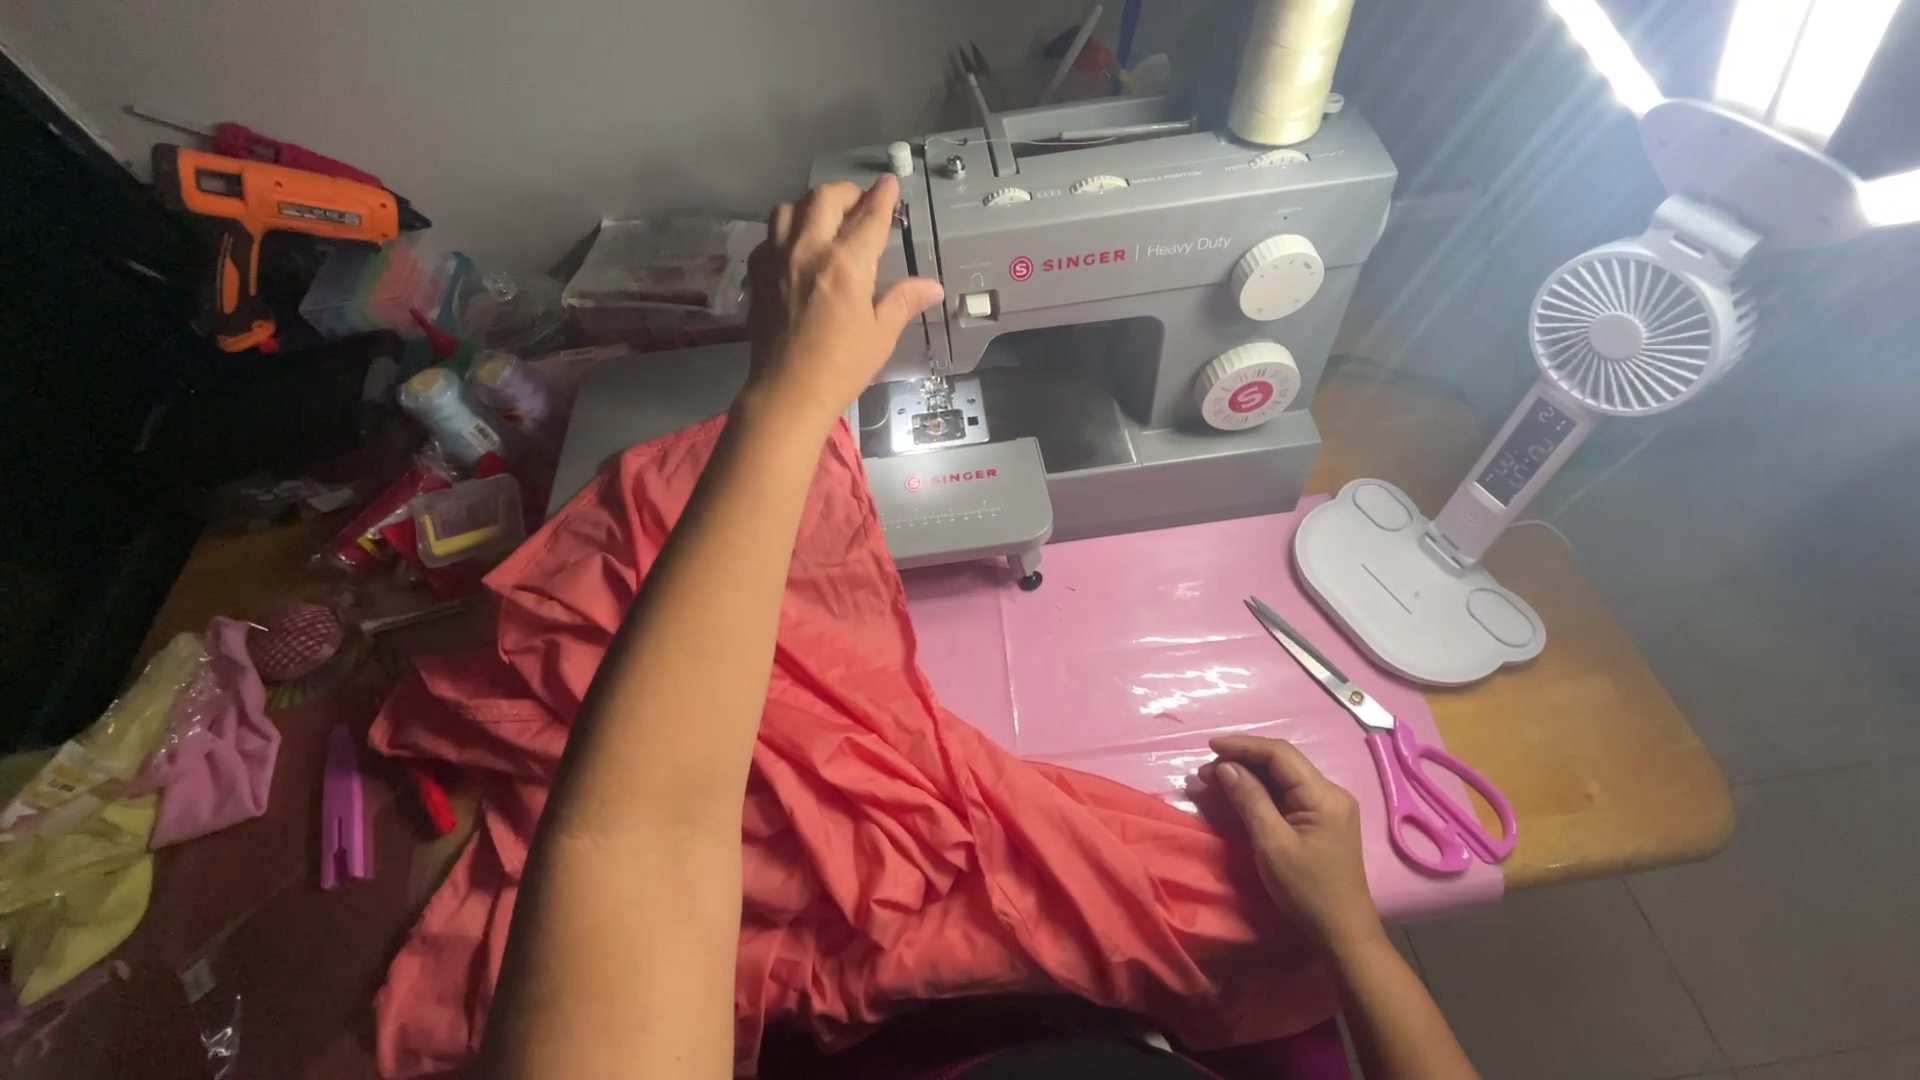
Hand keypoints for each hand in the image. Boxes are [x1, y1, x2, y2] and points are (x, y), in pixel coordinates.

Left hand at [742, 175, 943, 426]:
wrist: (788, 392)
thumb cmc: (841, 367)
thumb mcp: (880, 336)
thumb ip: (902, 301)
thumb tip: (931, 286)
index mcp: (846, 264)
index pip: (869, 217)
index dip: (883, 198)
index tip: (890, 183)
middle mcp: (808, 250)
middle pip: (825, 199)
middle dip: (846, 194)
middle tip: (859, 204)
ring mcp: (777, 260)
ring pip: (788, 209)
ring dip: (810, 206)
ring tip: (824, 219)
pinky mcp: (757, 275)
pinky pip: (768, 237)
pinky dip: (784, 232)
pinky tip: (795, 248)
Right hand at [1201, 734, 1384, 955]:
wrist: (1341, 931)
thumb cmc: (1307, 890)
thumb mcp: (1272, 844)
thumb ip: (1250, 799)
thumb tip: (1225, 766)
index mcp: (1324, 796)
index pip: (1280, 754)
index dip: (1243, 745)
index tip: (1210, 746)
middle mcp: (1330, 792)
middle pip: (1281, 761)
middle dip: (1242, 759)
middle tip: (1206, 771)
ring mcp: (1326, 805)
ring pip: (1282, 775)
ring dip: (1248, 773)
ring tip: (1215, 779)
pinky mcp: (1319, 818)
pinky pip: (1286, 791)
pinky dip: (1259, 788)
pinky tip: (1238, 791)